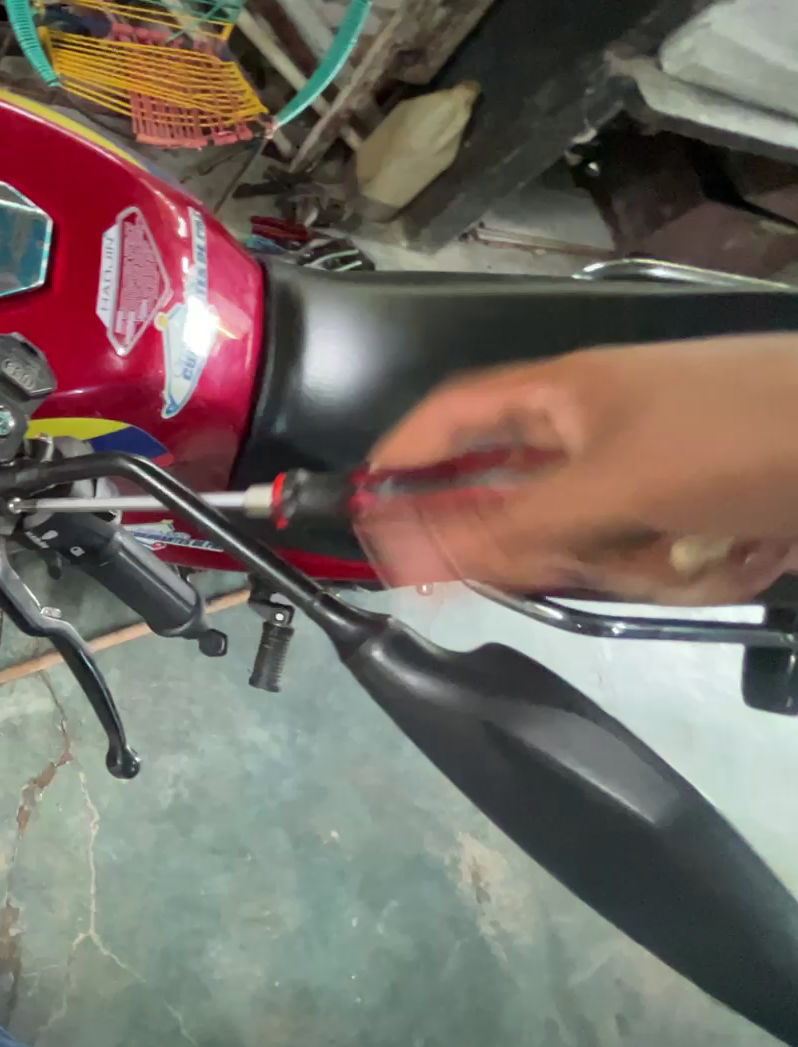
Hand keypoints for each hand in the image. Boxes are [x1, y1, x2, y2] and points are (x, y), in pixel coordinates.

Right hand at [367, 333, 797, 603]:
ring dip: (628, 563)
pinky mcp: (696, 506)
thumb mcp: (617, 488)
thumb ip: (501, 529)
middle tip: (552, 567)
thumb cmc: (758, 439)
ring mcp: (647, 470)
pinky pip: (642, 553)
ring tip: (694, 560)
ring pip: (579, 536)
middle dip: (542, 541)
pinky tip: (738, 560)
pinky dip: (682, 570)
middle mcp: (592, 430)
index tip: (367, 507)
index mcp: (558, 398)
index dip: (398, 459)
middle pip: (509, 498)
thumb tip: (399, 558)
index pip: (444, 422)